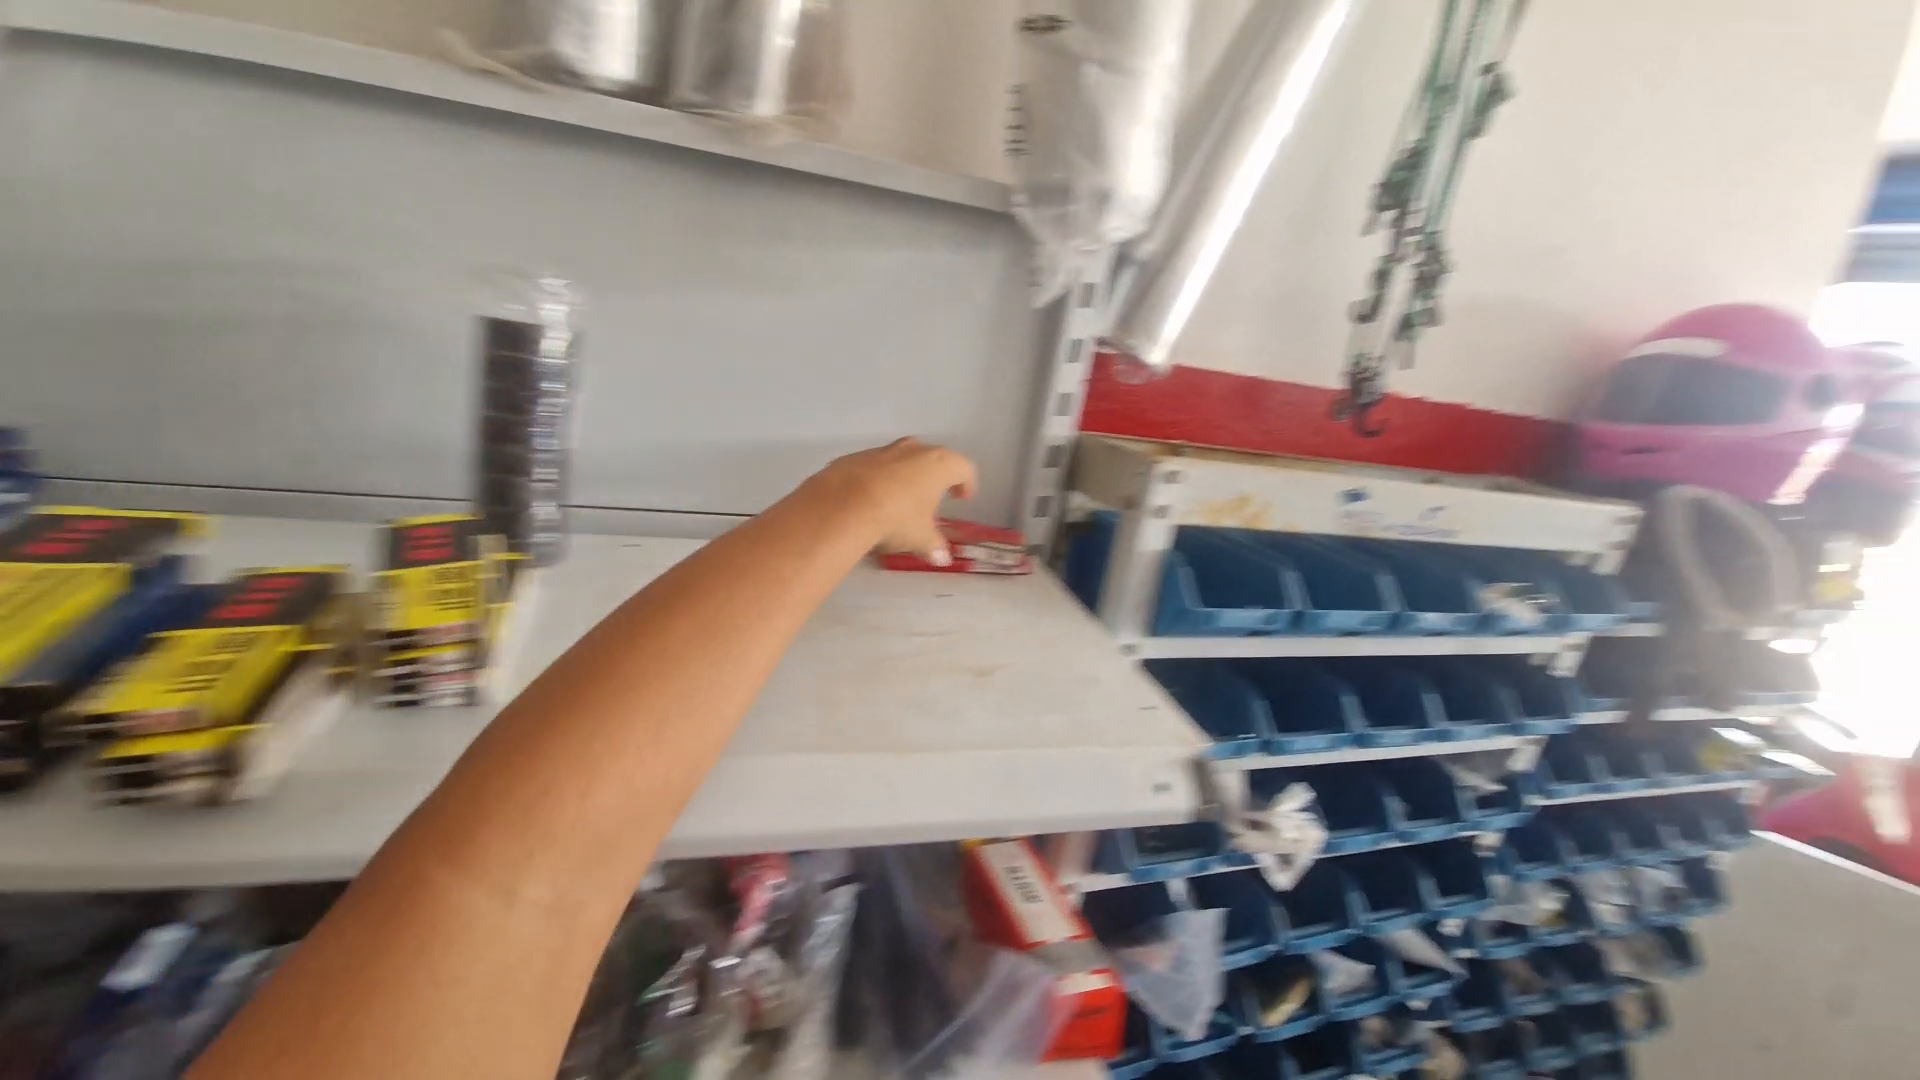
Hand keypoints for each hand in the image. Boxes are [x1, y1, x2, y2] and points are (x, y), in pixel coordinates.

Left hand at [808, 438, 977, 563]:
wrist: (843, 505)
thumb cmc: (897, 518)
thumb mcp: (920, 538)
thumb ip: (934, 546)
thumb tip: (942, 558)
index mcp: (939, 465)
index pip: (964, 469)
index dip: (966, 483)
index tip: (963, 497)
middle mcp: (914, 450)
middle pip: (932, 459)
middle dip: (934, 478)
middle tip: (932, 499)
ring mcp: (883, 450)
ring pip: (901, 460)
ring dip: (904, 477)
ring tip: (899, 502)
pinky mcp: (855, 457)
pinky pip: (874, 468)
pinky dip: (878, 481)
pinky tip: (871, 501)